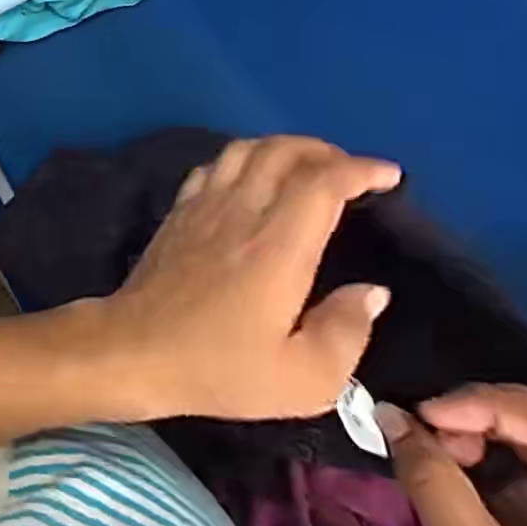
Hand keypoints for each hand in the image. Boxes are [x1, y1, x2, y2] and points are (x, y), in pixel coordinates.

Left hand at [105, 135, 399, 420]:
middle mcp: (239, 212)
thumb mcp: (303, 378)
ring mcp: (202, 206)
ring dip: (281, 147)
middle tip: (351, 170)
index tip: (389, 175)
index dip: (359, 169)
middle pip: (281, 151)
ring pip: (242, 149)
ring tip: (306, 167)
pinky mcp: (178, 210)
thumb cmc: (220, 368)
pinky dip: (240, 159)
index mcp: (276, 248)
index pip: (321, 183)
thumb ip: (347, 330)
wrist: (137, 349)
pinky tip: (250, 179)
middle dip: (324, 150)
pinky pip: (211, 166)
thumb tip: (372, 290)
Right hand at [379, 384, 526, 525]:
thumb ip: (437, 488)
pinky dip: (452, 460)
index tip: (426, 413)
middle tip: (417, 434)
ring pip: (508, 449)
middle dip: (466, 421)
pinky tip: (426, 465)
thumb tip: (388, 412)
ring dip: (454, 438)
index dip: (491, 408)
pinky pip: (491, 475)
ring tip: (417, 452)